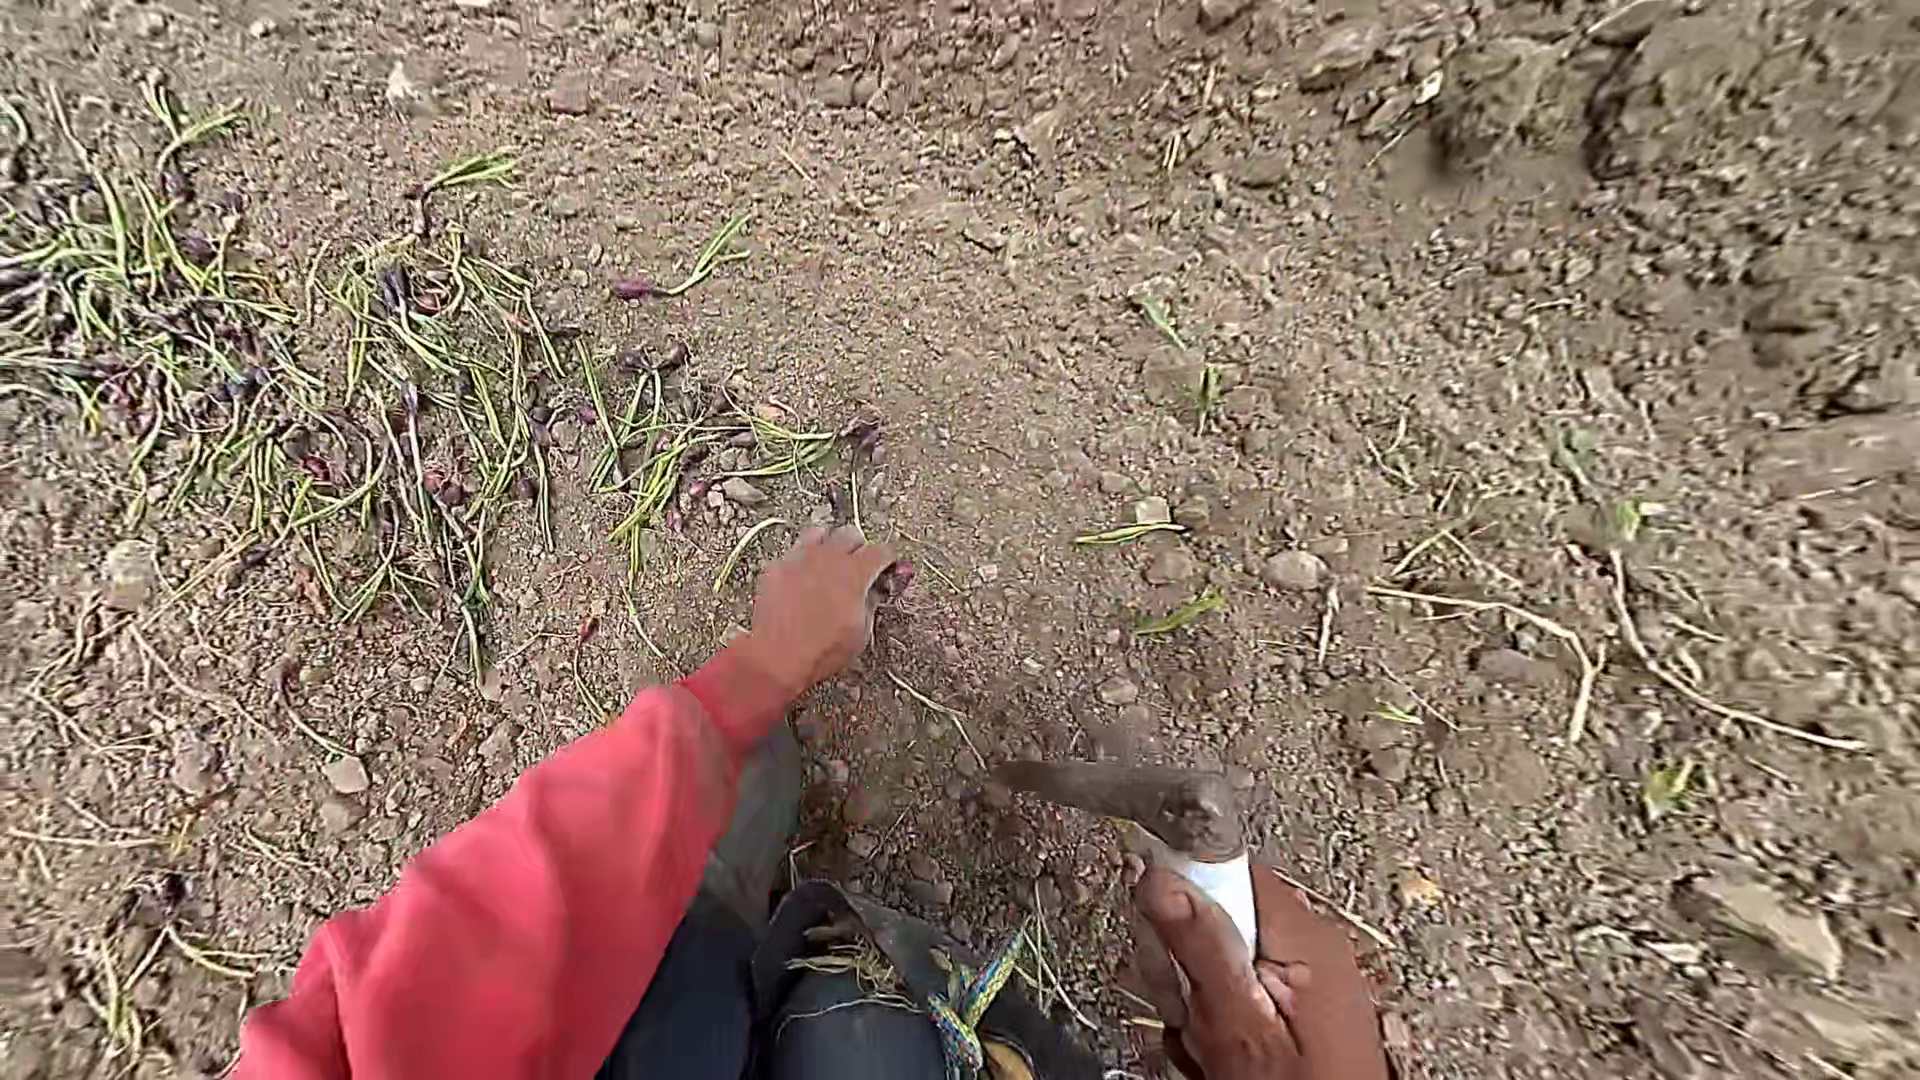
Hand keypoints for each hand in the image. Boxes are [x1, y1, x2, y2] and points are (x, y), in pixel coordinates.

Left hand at [733, 525, 895, 699]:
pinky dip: (803, 558)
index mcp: (854, 573)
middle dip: (860, 547)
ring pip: (820, 532)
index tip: (887, 567)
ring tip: (831, 561)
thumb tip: (874, 590)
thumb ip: (871, 602)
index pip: (881, 551)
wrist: (777, 658)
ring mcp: (799, 559)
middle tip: (860, 564)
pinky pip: (794, 551)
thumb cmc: (821, 650)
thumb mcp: (861, 632)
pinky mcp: (777, 567)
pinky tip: (805, 575)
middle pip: (851, 533)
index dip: (888, 559)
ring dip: (830, 543)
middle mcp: (828, 558)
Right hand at [1132, 865, 1387, 1079]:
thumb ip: (1200, 948)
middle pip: (1214, 904)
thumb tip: (1158, 876)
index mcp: (1303, 935)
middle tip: (1179, 1000)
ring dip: (1189, 985)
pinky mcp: (1289, 997)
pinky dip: (1209, 1005)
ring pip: (1213, 943)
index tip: (1159, 925)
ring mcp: (1298, 971)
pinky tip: (1211, 1040)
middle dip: (1180, 951)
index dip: (1181, 889)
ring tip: (1197, 1032)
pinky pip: (1229, 974)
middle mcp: (1306, 942)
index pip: (1223, 864)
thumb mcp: (1240, 1029)